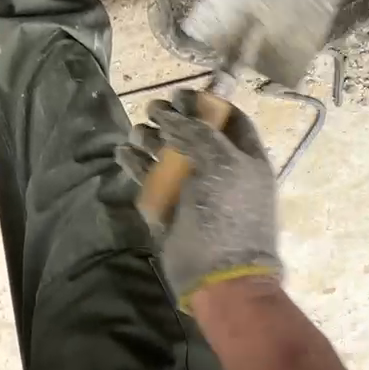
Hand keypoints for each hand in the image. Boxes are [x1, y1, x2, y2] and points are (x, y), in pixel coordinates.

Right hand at [117, 91, 282, 309]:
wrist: (216, 274)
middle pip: (192, 130)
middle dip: (172, 117)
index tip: (182, 94)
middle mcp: (218, 168)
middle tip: (154, 109)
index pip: (229, 119)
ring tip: (139, 134)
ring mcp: (191, 187)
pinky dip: (133, 160)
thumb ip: (197, 131)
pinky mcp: (166, 203)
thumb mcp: (223, 164)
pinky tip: (124, 153)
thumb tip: (172, 115)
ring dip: (149, 136)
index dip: (207, 103)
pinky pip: (146, 174)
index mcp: (243, 159)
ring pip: (165, 149)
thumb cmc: (227, 214)